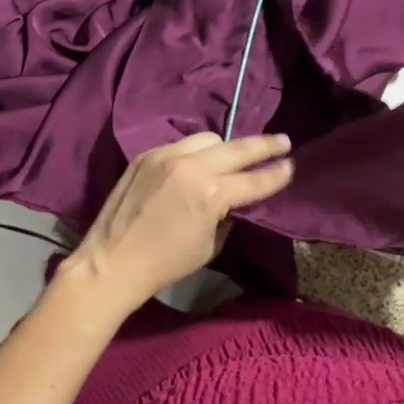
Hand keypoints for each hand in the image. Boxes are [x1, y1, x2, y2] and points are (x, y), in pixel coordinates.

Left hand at [62, 132, 293, 312]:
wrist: (112, 261)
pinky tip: (200, 162)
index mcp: (210, 194)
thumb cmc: (165, 264)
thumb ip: (228, 214)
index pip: (254, 180)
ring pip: (208, 139)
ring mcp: (165, 156)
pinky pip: (182, 145)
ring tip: (236, 155)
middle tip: (284, 141)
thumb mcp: (210, 244)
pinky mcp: (146, 155)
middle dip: (264, 145)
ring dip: (226, 148)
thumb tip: (236, 199)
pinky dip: (196, 152)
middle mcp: (190, 166)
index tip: (291, 166)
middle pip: (237, 148)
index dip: (276, 174)